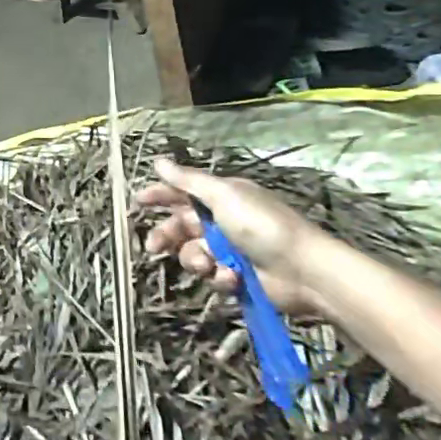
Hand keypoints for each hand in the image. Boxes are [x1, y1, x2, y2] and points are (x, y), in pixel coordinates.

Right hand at [138, 158, 326, 314]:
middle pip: (181, 226)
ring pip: (192, 253)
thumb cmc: (262, 225)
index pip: (181, 192)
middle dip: (167, 236)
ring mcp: (228, 250)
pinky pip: (212, 276)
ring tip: (208, 264)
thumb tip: (158, 161)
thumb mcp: (223, 195)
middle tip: (153, 247)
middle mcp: (221, 221)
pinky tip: (232, 278)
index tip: (138, 202)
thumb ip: (188, 181)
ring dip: (196, 259)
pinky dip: (219, 277)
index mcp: (220, 197)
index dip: (159, 195)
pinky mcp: (235, 277)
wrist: (303, 271)